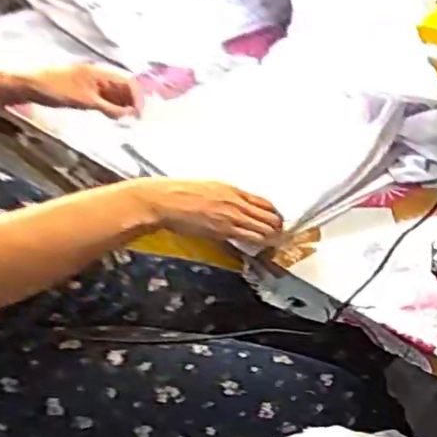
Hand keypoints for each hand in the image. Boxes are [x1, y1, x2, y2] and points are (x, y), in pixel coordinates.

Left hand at [23, 64, 139, 118]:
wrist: (26, 85)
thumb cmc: (55, 89)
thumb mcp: (86, 101)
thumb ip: (111, 108)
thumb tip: (132, 114)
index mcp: (98, 73)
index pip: (129, 83)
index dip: (138, 98)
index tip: (139, 113)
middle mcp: (97, 75)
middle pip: (124, 88)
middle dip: (131, 102)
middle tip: (132, 117)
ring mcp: (90, 82)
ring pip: (116, 94)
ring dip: (122, 106)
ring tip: (120, 117)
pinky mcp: (84, 89)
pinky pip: (106, 97)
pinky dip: (112, 106)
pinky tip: (110, 114)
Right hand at [125, 178, 283, 246]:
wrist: (157, 200)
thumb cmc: (175, 193)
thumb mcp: (207, 187)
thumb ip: (228, 197)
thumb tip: (241, 208)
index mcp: (232, 189)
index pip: (266, 204)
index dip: (275, 215)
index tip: (276, 223)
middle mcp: (236, 202)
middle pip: (272, 218)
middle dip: (279, 229)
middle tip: (279, 236)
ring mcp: (232, 216)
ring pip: (267, 230)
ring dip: (274, 239)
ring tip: (273, 245)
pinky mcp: (225, 230)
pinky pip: (253, 239)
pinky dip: (263, 245)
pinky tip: (263, 248)